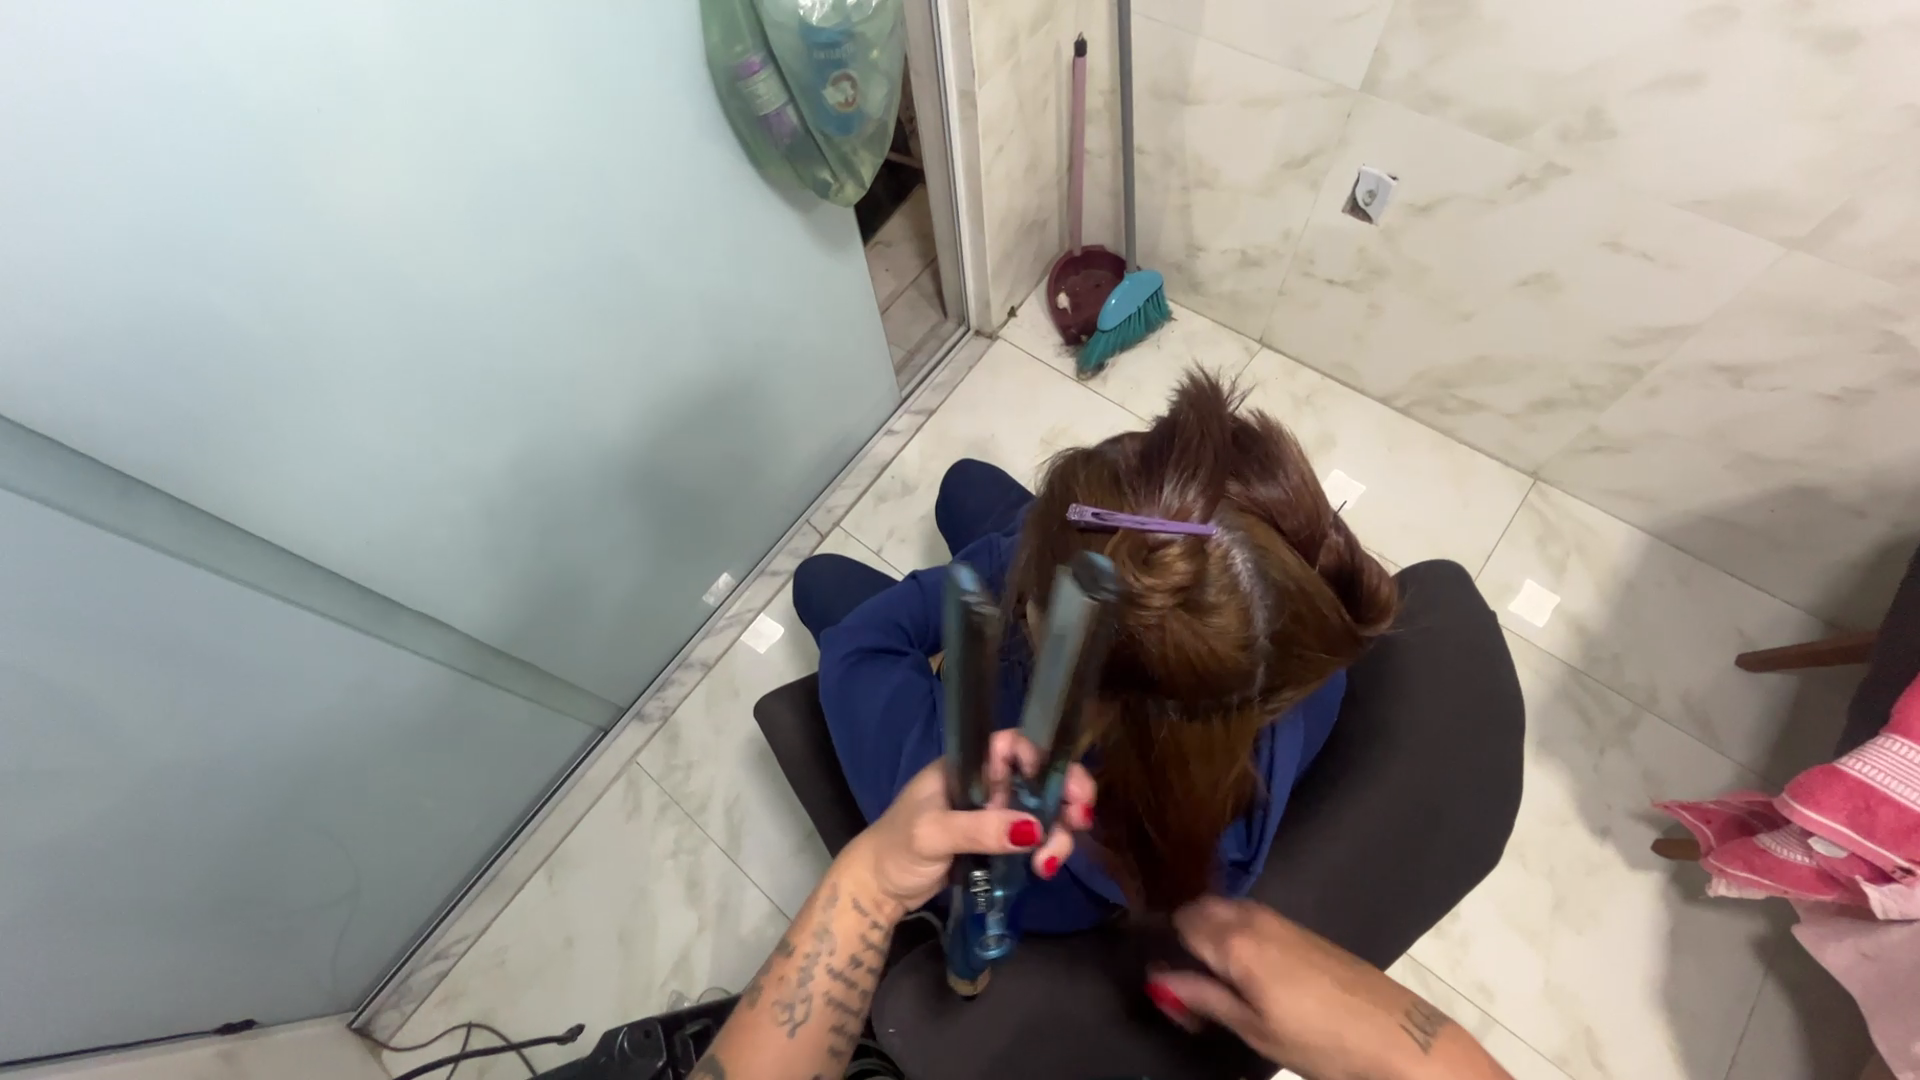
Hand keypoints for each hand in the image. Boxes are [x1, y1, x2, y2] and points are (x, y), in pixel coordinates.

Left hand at [841, 729, 1095, 915]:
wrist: (879, 887)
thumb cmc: (897, 847)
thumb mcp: (932, 833)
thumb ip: (979, 828)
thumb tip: (1034, 830)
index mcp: (968, 765)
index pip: (1014, 746)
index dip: (1045, 758)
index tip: (1064, 786)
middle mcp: (987, 783)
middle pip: (1040, 776)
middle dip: (1065, 796)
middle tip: (1079, 822)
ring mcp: (995, 812)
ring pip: (1043, 810)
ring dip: (1058, 832)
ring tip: (1048, 865)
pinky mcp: (999, 842)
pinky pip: (1034, 838)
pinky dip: (1046, 850)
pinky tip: (1042, 870)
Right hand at [1146, 899, 1500, 1079]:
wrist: (1395, 1034)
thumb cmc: (1319, 1040)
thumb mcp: (1254, 1029)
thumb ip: (1202, 998)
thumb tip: (1156, 980)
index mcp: (1233, 941)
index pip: (1178, 925)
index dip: (1168, 956)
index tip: (1176, 993)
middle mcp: (1248, 916)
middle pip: (1198, 910)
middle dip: (1186, 938)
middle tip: (1195, 986)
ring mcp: (1274, 916)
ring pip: (1222, 910)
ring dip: (1210, 934)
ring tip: (1221, 982)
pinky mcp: (1294, 925)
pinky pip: (1245, 915)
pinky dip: (1233, 933)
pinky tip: (1250, 973)